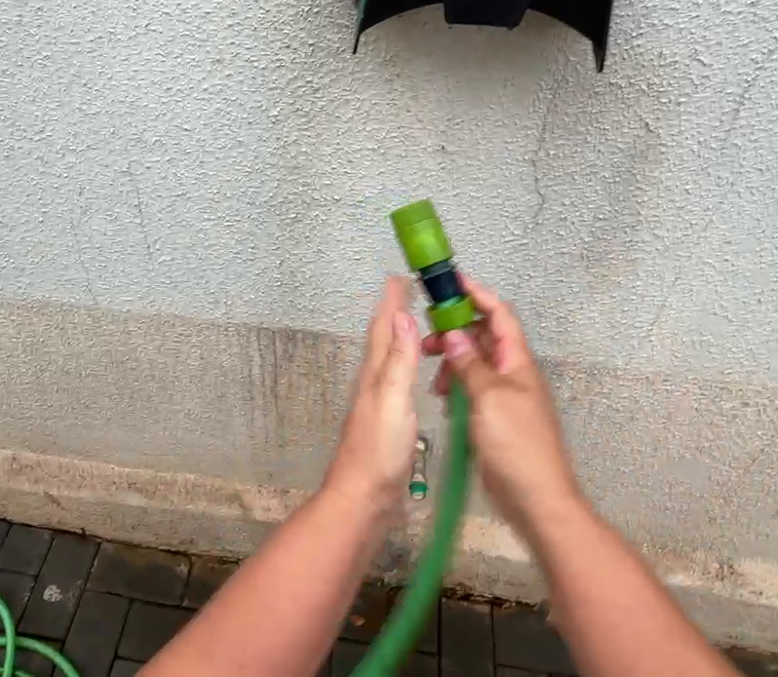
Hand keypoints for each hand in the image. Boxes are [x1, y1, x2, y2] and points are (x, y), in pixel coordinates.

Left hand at [323, 277, 421, 517]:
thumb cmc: (378, 451)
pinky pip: (397, 381)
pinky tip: (411, 375)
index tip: (399, 276)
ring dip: (400, 338)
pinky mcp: (387, 422)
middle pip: (383, 339)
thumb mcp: (392, 401)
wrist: (363, 500)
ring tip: (414, 325)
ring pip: (389, 359)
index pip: (384, 329)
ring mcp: (379, 403)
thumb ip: (398, 361)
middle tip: (408, 292)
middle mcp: (374, 383)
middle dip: (394, 313)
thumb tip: (402, 316)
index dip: (391, 302)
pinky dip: (406, 366)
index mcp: (375, 375)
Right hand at [422, 276, 583, 538]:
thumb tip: (453, 334)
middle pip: (483, 337)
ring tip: (434, 379)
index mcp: (517, 361)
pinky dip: (456, 386)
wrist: (538, 500)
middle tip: (427, 339)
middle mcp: (513, 373)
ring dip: (453, 362)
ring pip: (475, 363)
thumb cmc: (516, 445)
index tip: (452, 282)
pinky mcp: (496, 417)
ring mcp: (506, 396)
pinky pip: (474, 388)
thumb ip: (470, 364)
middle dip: (455, 331)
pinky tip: (443, 399)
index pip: (499, 315)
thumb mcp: (488, 398)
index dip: (478, 294)